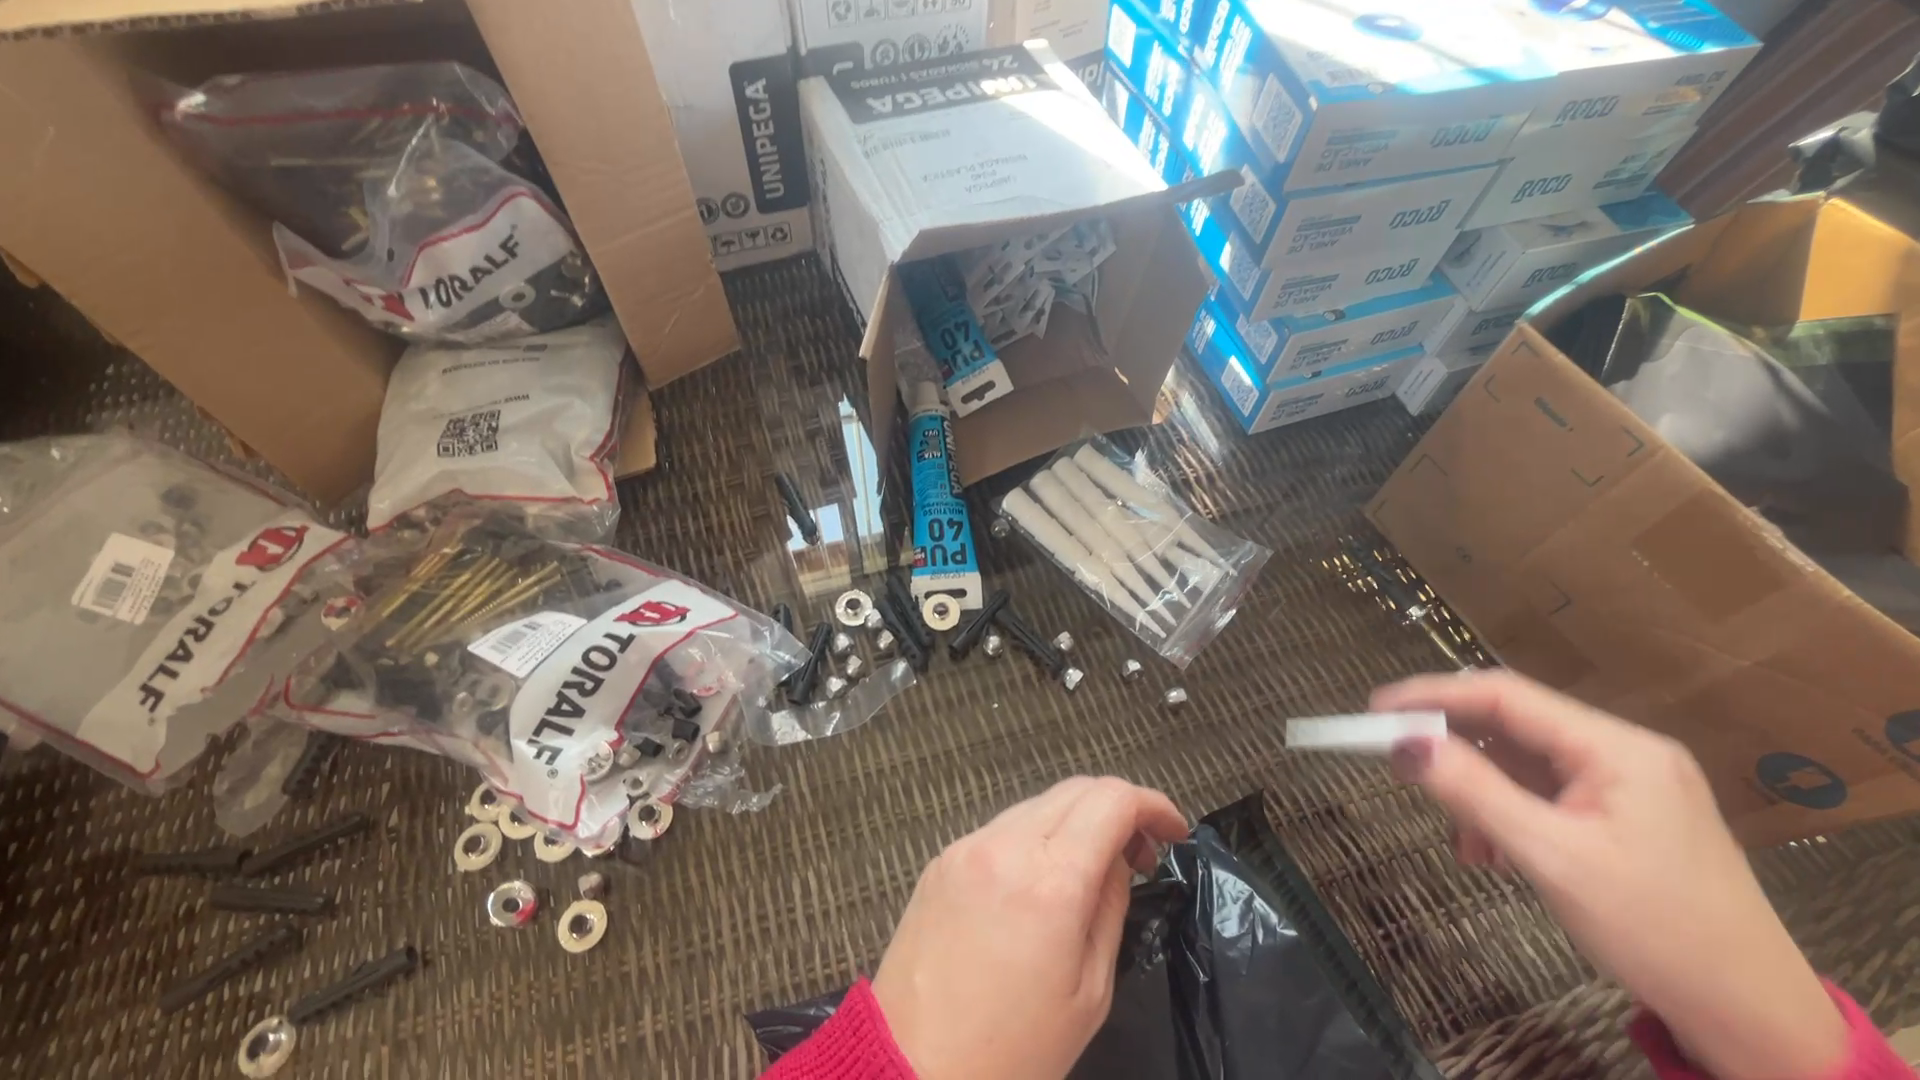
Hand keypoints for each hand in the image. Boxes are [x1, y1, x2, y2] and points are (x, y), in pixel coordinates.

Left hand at [870, 776, 1186, 1079]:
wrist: (908, 1068)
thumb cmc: (1012, 1049)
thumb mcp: (1089, 991)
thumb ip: (1111, 908)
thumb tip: (1120, 859)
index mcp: (1049, 881)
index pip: (1112, 800)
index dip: (1154, 805)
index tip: (1174, 833)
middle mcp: (1004, 847)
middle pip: (1076, 790)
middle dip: (1119, 809)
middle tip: (1141, 855)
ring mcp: (965, 848)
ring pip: (1037, 804)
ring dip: (1076, 821)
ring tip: (1093, 869)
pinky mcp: (940, 861)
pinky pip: (1000, 828)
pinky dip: (1034, 837)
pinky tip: (1041, 880)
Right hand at [1373, 671, 1847, 1079]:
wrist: (1750, 1014)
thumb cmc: (1653, 930)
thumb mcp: (1551, 858)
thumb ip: (1474, 792)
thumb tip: (1403, 743)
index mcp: (1616, 748)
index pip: (1504, 696)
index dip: (1432, 696)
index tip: (1374, 711)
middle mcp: (1623, 751)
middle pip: (1513, 727)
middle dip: (1455, 751)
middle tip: (1402, 772)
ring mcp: (1626, 783)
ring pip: (1523, 764)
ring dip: (1479, 793)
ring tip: (1465, 845)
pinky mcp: (1623, 815)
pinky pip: (1544, 794)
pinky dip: (1506, 814)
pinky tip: (1494, 853)